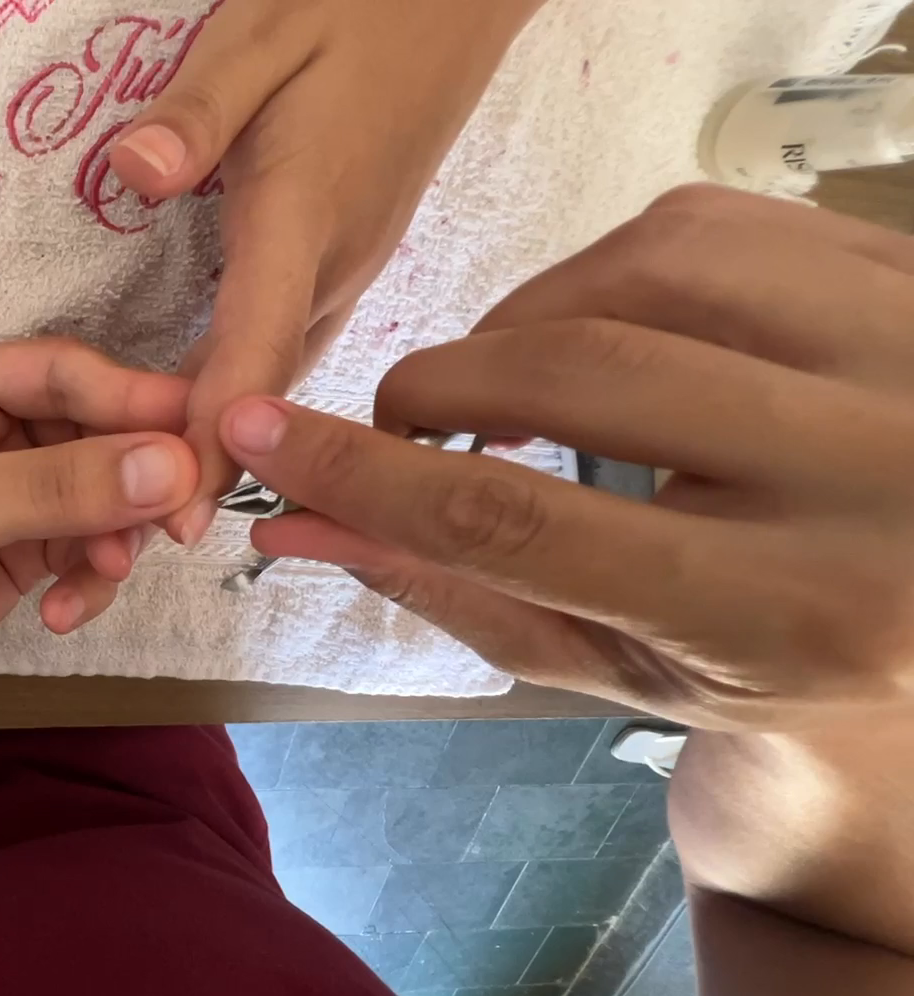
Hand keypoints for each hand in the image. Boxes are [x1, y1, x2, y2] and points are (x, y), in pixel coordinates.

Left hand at [0, 339, 197, 708]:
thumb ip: (52, 488)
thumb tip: (171, 464)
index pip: (65, 373)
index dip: (131, 400)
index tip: (194, 442)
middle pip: (100, 430)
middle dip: (138, 479)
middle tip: (180, 525)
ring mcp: (21, 492)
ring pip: (109, 493)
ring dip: (119, 536)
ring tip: (102, 575)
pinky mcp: (34, 549)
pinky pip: (93, 549)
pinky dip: (92, 580)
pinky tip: (60, 615)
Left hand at [110, 0, 543, 542]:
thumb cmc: (349, 3)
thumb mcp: (256, 34)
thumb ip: (195, 111)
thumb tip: (131, 173)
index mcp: (301, 223)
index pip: (253, 354)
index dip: (216, 441)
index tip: (177, 521)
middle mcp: (331, 274)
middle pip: (266, 395)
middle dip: (207, 471)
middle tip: (143, 541)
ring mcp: (344, 278)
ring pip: (279, 388)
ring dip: (230, 451)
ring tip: (165, 512)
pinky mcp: (341, 272)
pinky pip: (286, 359)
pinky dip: (247, 408)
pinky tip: (213, 436)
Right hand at [214, 185, 913, 732]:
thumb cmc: (734, 659)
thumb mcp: (578, 653)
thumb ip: (429, 583)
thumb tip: (286, 524)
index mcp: (780, 615)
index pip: (509, 521)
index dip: (361, 473)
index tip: (255, 432)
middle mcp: (886, 475)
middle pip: (569, 373)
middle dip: (432, 389)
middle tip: (402, 426)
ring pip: (634, 271)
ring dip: (512, 327)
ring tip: (505, 390)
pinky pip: (698, 225)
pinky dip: (589, 275)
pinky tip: (593, 336)